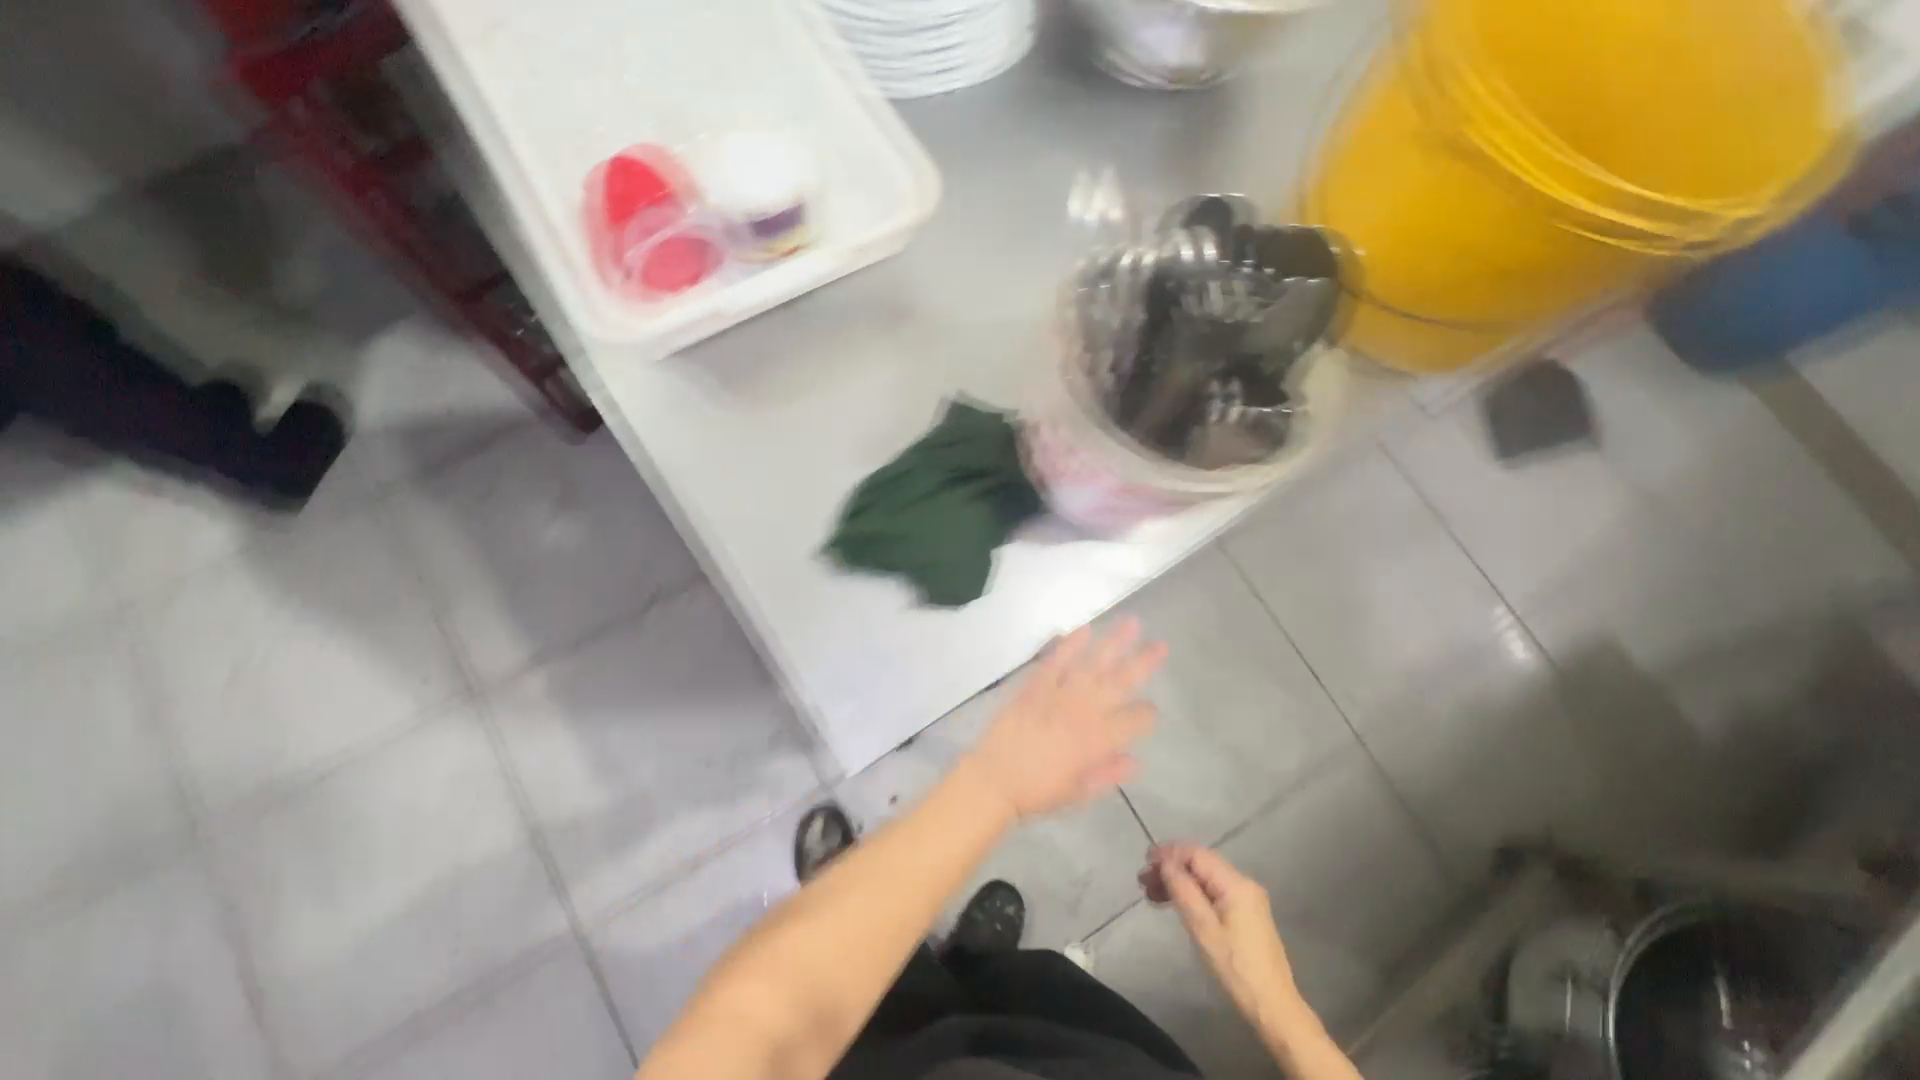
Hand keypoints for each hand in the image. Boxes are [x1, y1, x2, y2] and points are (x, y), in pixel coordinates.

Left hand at [965, 618, 1164, 819]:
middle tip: (1161, 645)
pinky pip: (1056, 660)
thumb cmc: (1038, 791)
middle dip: (1144, 663)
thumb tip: (1135, 761)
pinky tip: (1085, 630)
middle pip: (1121, 681)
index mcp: (1099, 739)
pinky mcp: (1035, 685)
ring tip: (1131, 622)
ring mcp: (1059, 694)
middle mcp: (1084, 710)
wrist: (994, 779)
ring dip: (1114, 642)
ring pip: (1093, 663)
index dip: (1146, 715)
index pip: (1136, 719)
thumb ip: (1108, 773)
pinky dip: (1070, 644)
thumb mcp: (1079, 792)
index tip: (1149, 712)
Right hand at [1142, 843, 1298, 1023]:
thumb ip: (1183, 889)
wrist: (1271, 1004)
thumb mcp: (1202, 927)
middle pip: (1201, 865)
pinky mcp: (1246, 915)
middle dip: (1171, 869)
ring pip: (1206, 879)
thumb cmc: (1234, 966)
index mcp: (1236, 884)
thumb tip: (1165, 861)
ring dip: (1179, 882)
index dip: (1169, 853)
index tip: (1144, 862)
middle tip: (1143, 882)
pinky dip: (1193, 895)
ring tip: (1153, 895)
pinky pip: (1214, 894)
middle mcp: (1244, 884)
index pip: (1197, 854)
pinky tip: (1176, 905)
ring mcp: (1247, 900)